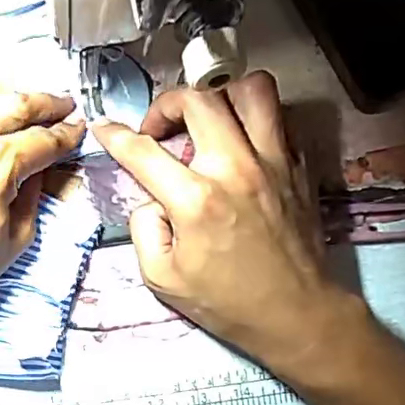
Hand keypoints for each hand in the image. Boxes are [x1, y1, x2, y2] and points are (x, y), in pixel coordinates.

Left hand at [0, 79, 84, 354]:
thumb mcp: (17, 238)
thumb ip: (33, 192)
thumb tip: (40, 166)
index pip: (42, 139)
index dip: (67, 134)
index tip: (79, 130)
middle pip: (13, 104)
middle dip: (45, 102)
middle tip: (64, 105)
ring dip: (7, 91)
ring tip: (23, 100)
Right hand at [91, 71, 362, 373]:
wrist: (295, 314)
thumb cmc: (229, 304)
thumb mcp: (163, 279)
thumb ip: (144, 228)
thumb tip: (151, 197)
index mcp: (196, 200)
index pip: (143, 150)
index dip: (114, 135)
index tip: (106, 130)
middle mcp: (235, 168)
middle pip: (197, 99)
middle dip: (167, 105)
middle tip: (160, 130)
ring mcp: (274, 162)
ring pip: (251, 90)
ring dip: (221, 95)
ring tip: (209, 120)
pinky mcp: (299, 168)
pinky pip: (281, 118)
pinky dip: (257, 120)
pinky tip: (243, 144)